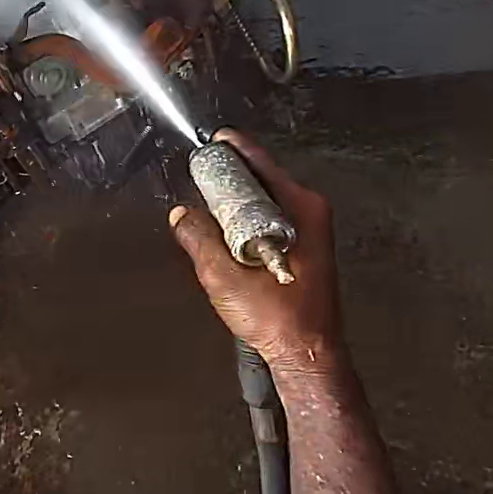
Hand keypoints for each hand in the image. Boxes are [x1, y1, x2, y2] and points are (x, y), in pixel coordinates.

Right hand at [169, 130, 345, 377]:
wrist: (307, 353)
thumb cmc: (281, 318)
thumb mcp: (225, 276)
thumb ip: (199, 239)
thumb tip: (181, 215)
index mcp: (300, 209)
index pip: (262, 163)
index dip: (234, 148)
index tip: (215, 139)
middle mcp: (310, 212)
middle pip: (263, 178)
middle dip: (230, 178)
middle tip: (203, 178)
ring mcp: (311, 229)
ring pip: (265, 199)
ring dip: (237, 202)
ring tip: (210, 209)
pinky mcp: (305, 246)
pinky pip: (270, 217)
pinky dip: (247, 219)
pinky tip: (228, 236)